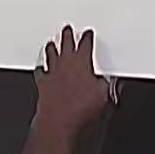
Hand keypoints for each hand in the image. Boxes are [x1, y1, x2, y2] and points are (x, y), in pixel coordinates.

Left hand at [32, 25, 111, 140]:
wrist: (58, 124)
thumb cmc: (81, 110)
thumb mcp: (105, 96)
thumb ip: (109, 86)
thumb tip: (114, 83)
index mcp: (82, 62)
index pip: (86, 44)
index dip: (87, 37)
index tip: (88, 33)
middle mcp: (66, 64)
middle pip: (66, 43)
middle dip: (67, 35)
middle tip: (67, 29)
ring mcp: (53, 73)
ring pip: (51, 54)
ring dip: (52, 47)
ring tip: (52, 42)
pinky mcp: (42, 85)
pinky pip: (40, 72)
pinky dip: (40, 69)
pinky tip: (40, 68)